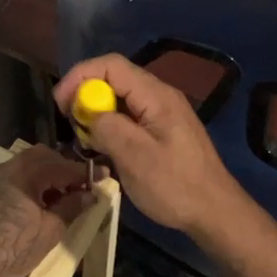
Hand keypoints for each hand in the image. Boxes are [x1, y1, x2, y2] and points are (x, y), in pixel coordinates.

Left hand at [0, 146, 94, 276]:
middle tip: (82, 186)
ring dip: (50, 175)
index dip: (86, 173)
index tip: (105, 176)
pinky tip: (43, 202)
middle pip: (45, 157)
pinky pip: (18, 176)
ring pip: (30, 165)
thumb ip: (71, 206)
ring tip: (65, 197)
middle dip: (66, 169)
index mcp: (28, 172)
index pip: (64, 166)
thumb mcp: (50, 231)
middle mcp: (11, 166)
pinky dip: (35, 182)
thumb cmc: (12, 248)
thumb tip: (90, 193)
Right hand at [53, 54, 246, 238]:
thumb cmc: (176, 185)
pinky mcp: (163, 131)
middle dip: (86, 96)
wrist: (215, 212)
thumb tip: (89, 114)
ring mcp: (163, 113)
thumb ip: (107, 127)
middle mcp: (160, 96)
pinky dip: (112, 127)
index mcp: (156, 95)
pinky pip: (130, 117)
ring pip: (120, 99)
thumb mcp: (134, 157)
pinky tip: (105, 150)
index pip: (111, 65)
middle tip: (72, 126)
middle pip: (114, 79)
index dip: (80, 76)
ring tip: (87, 141)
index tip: (61, 103)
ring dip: (98, 114)